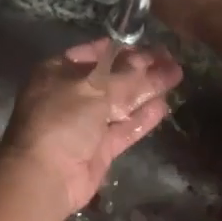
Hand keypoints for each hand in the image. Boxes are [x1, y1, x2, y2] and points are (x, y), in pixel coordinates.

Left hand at [0, 40, 182, 217]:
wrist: (45, 176)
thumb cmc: (61, 119)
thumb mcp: (91, 89)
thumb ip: (121, 75)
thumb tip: (143, 60)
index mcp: (57, 72)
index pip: (92, 54)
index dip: (119, 49)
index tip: (145, 43)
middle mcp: (71, 94)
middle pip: (111, 77)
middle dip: (139, 68)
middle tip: (169, 58)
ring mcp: (85, 123)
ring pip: (121, 102)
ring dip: (147, 89)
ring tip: (176, 74)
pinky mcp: (100, 148)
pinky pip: (124, 128)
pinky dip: (142, 117)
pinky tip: (164, 105)